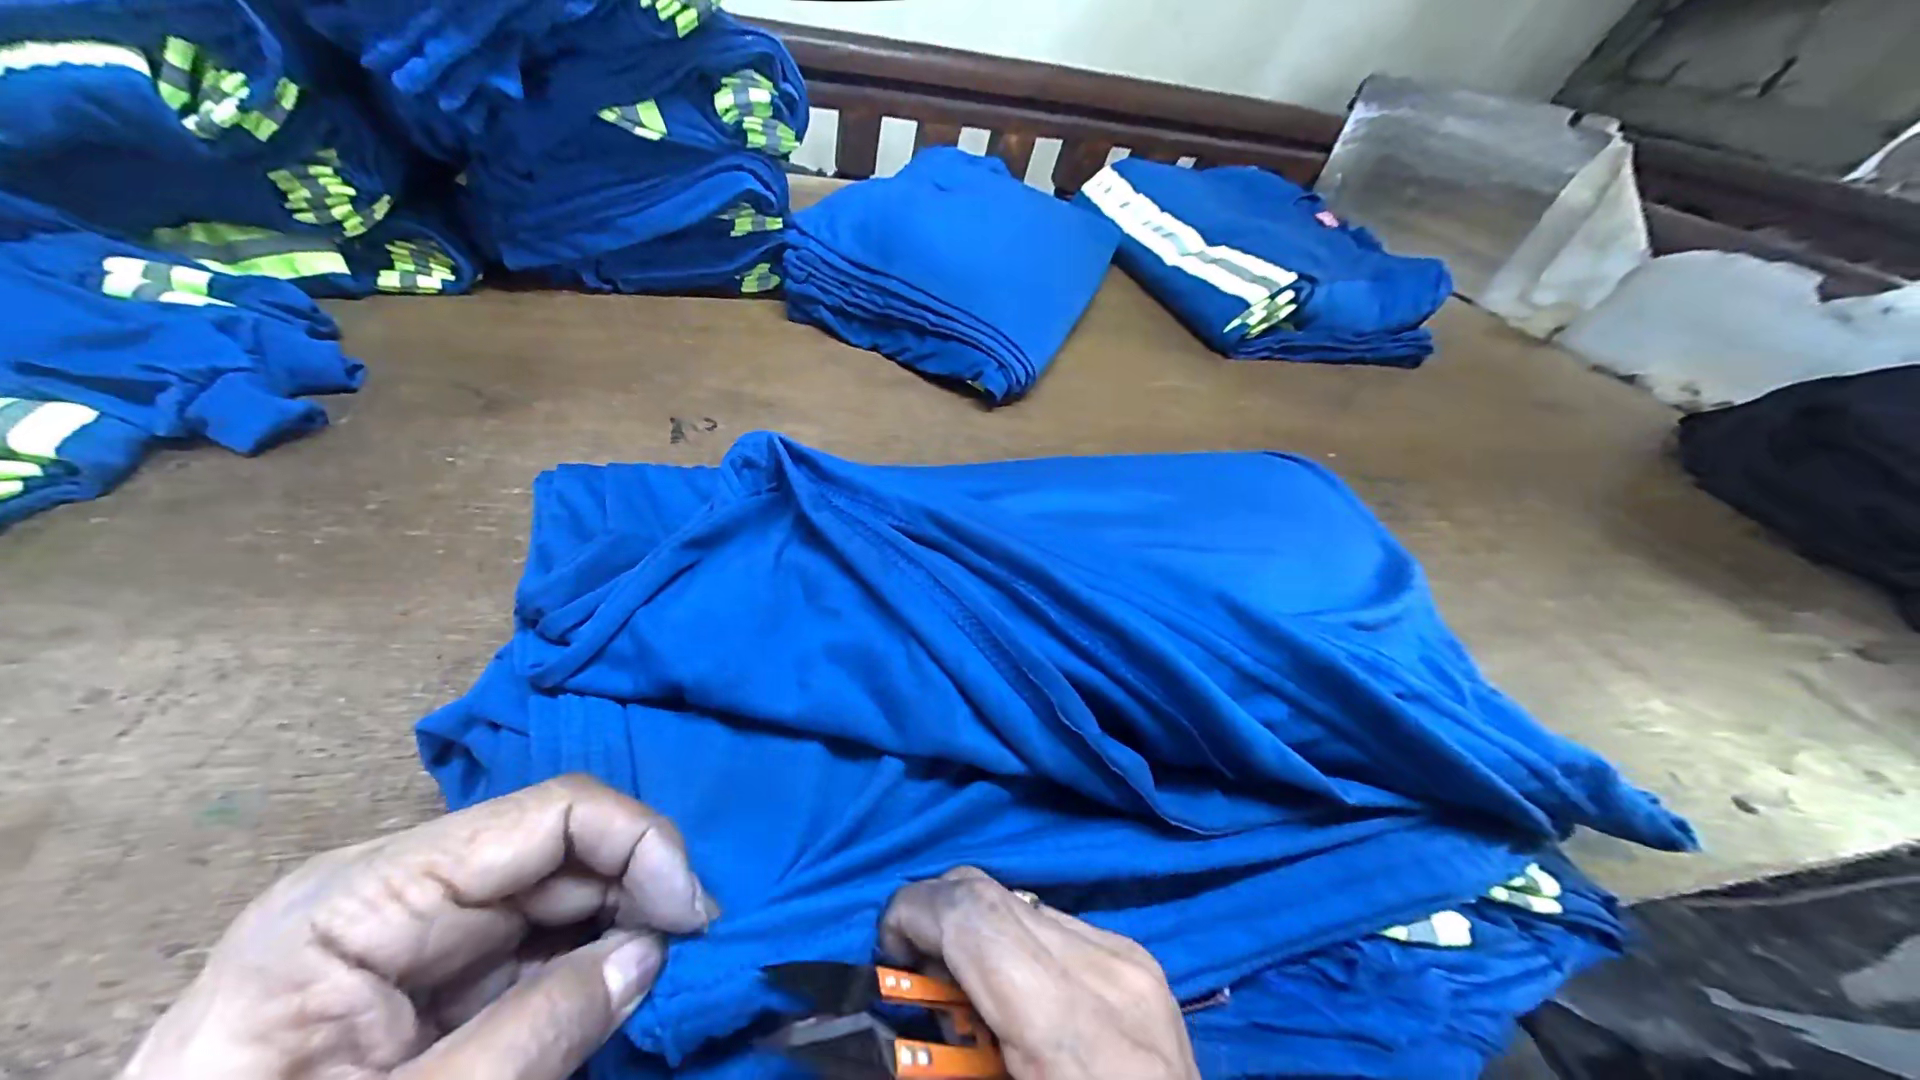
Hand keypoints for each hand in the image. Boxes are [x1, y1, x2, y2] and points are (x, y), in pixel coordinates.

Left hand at [122, 775, 717, 1079]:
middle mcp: (399, 889)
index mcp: (367, 895)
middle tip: (692, 953)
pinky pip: (534, 946)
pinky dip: (588, 963)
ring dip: (622, 926)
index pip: (549, 813)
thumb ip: (534, 1035)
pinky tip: (617, 991)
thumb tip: (652, 953)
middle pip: (560, 850)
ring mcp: (413, 932)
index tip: (694, 914)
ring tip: (663, 975)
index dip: (640, 843)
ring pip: (557, 895)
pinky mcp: (428, 975)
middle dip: (638, 888)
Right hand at [881, 867, 1199, 1079]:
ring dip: (974, 929)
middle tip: (916, 975)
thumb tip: (902, 1003)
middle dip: (934, 915)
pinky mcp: (1139, 957)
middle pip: (991, 891)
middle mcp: (1105, 970)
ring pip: (1019, 900)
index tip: (888, 958)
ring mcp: (1129, 958)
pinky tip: (1017, 992)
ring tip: (968, 989)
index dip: (913, 914)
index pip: (974, 915)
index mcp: (1071, 1029)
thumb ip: (943, 1057)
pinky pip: (1054, 922)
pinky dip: (1015, 942)